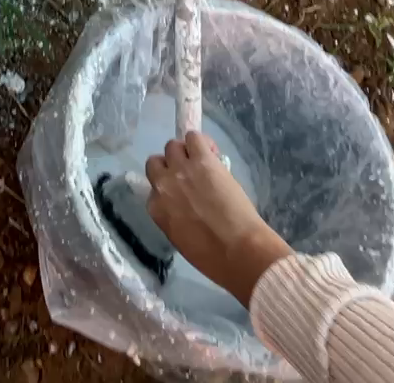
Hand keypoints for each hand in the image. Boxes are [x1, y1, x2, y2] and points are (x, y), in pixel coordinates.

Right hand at [145, 131, 291, 305]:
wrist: (240, 253)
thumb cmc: (213, 258)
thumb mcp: (180, 239)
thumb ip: (172, 216)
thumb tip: (180, 204)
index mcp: (156, 208)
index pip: (153, 188)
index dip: (168, 188)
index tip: (182, 195)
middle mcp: (162, 184)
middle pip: (156, 162)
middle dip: (170, 167)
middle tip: (189, 176)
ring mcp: (181, 169)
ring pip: (172, 145)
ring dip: (185, 153)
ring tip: (202, 164)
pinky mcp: (202, 159)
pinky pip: (193, 137)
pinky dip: (201, 142)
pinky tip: (212, 154)